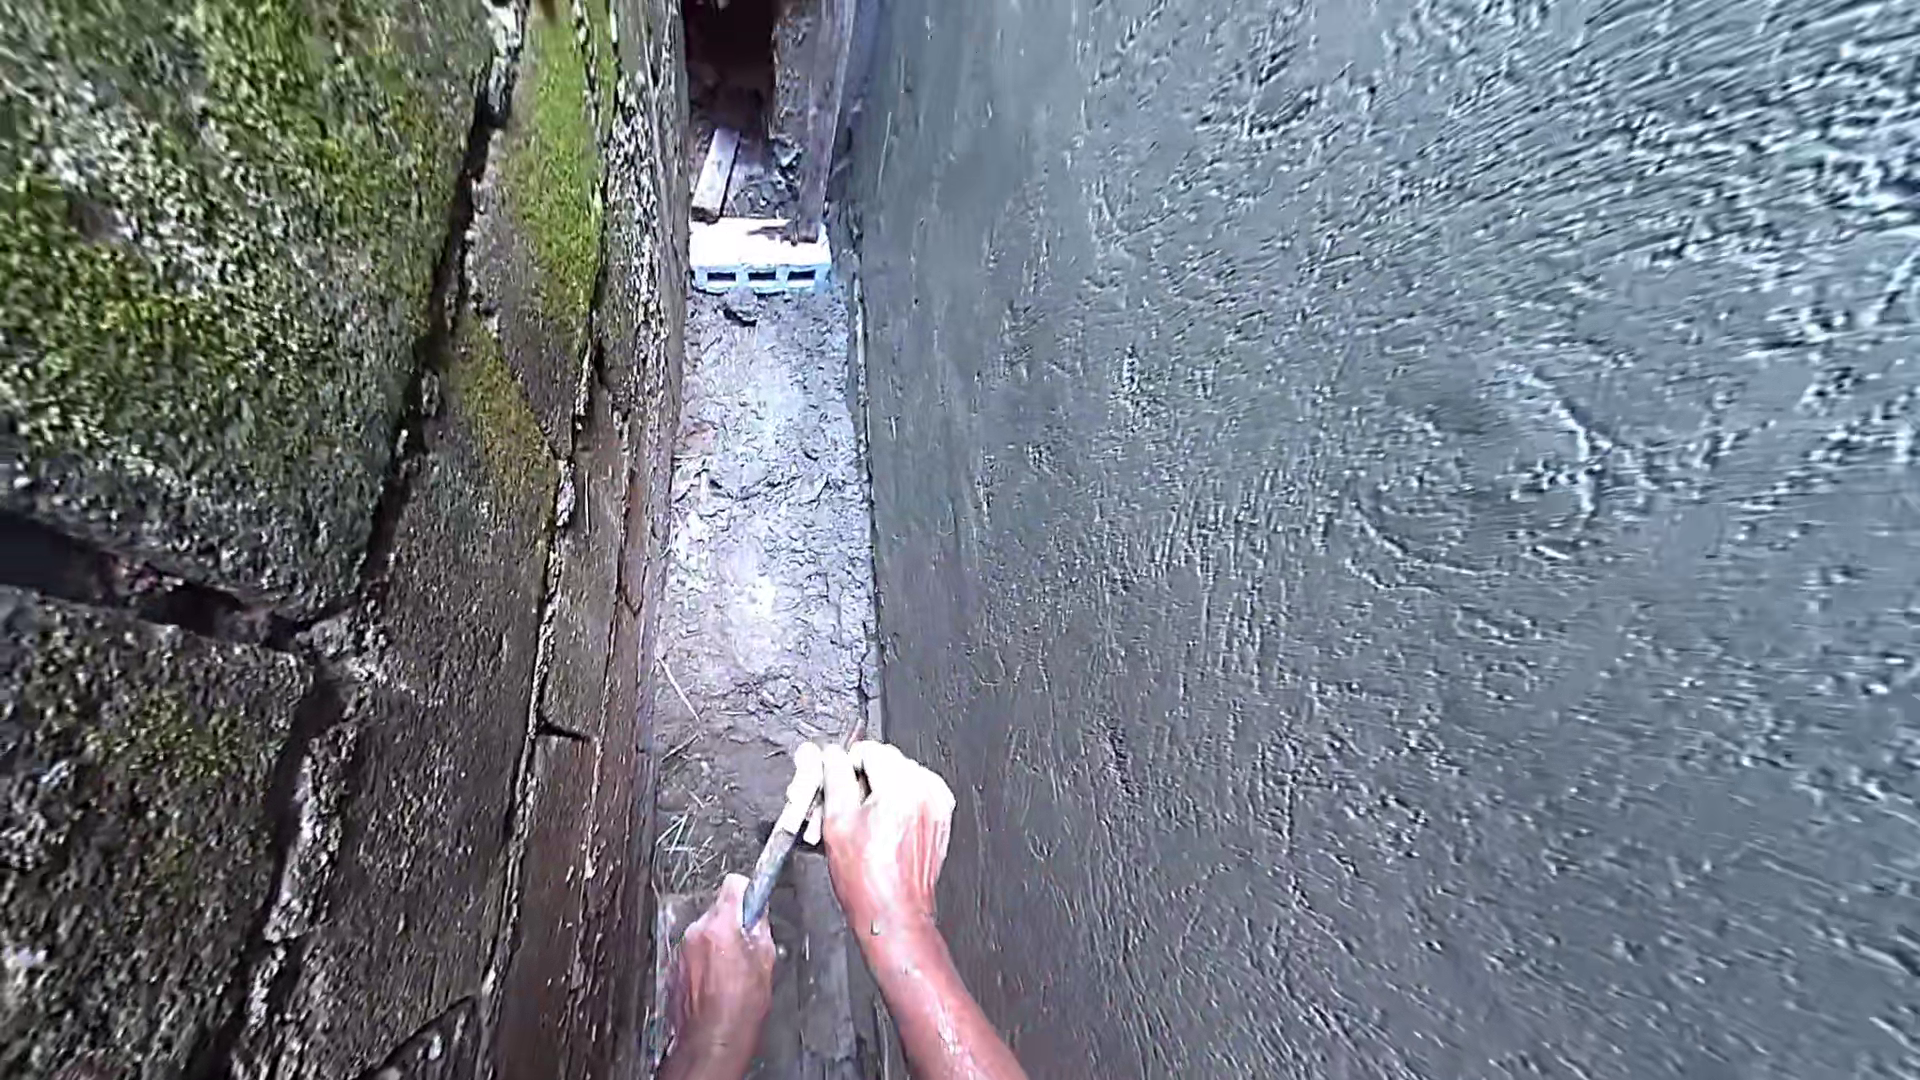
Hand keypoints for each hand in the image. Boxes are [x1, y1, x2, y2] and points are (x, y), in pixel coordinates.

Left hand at [666, 873, 774, 1078]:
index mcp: (721, 925)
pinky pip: (693, 952)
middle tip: (745, 944)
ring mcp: (681, 953)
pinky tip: (716, 981)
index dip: (747, 891)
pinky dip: (704, 960)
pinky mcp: (673, 970)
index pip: (734, 884)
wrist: (711, 1046)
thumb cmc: (738, 1010)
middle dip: (732, 921)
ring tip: (730, 968)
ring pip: (705, 931)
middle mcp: (696, 933)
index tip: (753, 900)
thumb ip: (759, 926)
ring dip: (717, 941)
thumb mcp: (765, 958)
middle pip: (718, 909)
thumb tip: (757, 911)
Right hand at [820, 741, 955, 933]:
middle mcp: (924, 791)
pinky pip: (918, 788)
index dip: (848, 763)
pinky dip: (902, 796)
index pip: (871, 749)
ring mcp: (936, 802)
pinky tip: (886, 819)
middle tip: (845, 803)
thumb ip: (834, 778)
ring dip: (882, 785)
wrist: (894, 914)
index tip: (838, 779)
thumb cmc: (867, 881)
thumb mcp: (837, 823)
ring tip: (865, 816)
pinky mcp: (941, 814)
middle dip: (863, 775)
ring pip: (902, 772)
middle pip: (887, 758)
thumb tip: (831, 755)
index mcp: (900, 789)